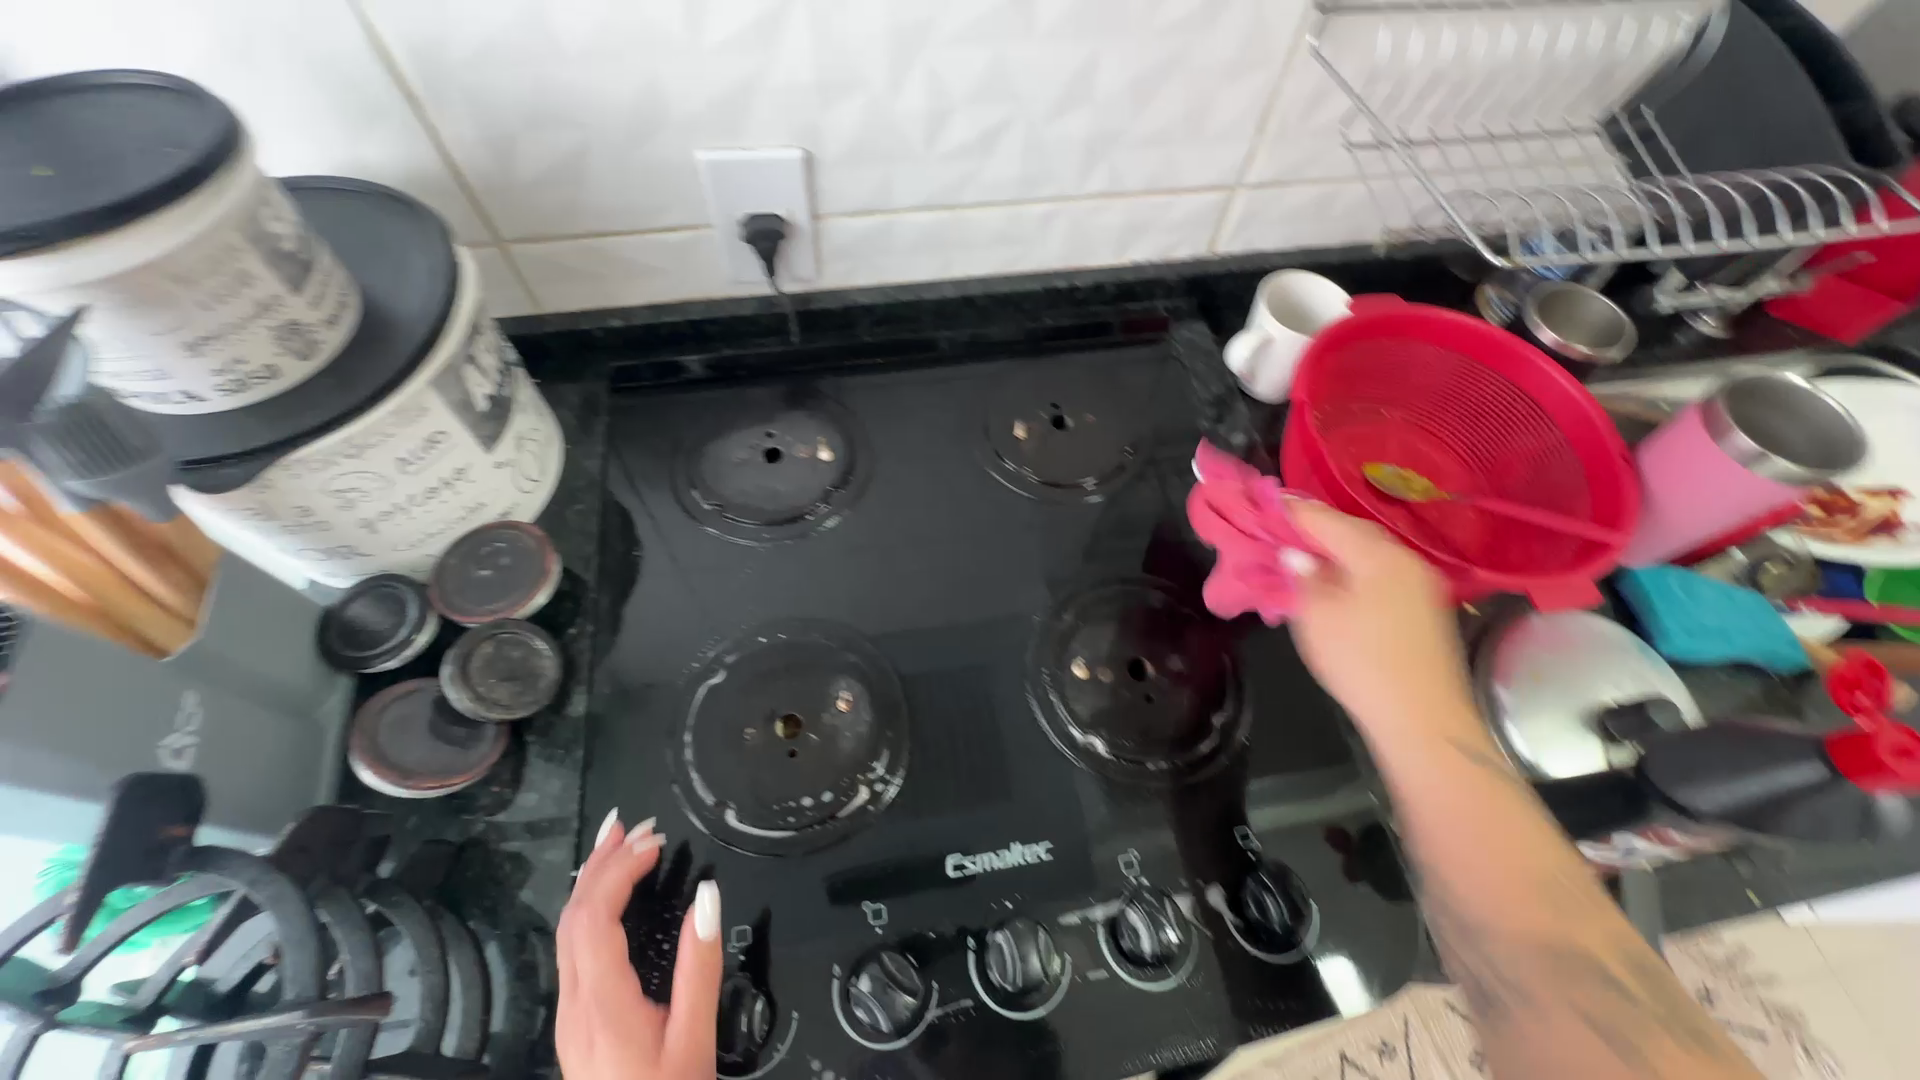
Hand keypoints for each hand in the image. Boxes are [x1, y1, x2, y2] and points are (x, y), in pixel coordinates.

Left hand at [557, 811, 721, 1079]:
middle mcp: (574, 1004)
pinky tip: (608, 897)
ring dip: (591, 881)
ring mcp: (569, 1013)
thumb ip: (700, 965)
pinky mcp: (575, 1020)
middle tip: (631, 823)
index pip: (595, 918)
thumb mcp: (694, 1036)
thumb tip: (708, 897)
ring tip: (616, 843)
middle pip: (572, 917)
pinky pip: (572, 947)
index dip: (618, 871)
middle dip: (600, 863)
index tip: (653, 841)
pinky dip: (589, 907)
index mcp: (602, 1004)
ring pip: (566, 932)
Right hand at [1287, 502, 1476, 737]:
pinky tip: (1334, 586)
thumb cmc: (1361, 662)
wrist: (1422, 719)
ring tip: (1299, 559)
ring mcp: (1420, 584)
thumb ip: (1301, 576)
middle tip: (1277, 534)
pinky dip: (1352, 571)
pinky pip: (1380, 574)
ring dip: (1333, 552)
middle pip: (1351, 532)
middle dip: (1313, 530)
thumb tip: (1293, 554)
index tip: (1261, 505)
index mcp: (1377, 554)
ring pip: (1368, 554)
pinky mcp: (1424, 609)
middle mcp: (1404, 558)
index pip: (1324, 519)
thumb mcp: (1316, 616)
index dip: (1290, 512)